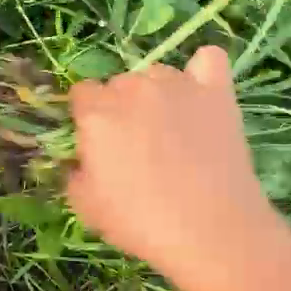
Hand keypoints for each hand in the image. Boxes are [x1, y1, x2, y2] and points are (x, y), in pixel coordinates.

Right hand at [66, 46, 281, 283]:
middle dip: (120, 108)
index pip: (81, 93)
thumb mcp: (86, 207)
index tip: (97, 143)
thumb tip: (79, 159)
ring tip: (170, 130)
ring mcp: (178, 85)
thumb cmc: (140, 222)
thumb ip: (73, 173)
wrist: (211, 231)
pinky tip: (200, 93)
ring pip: (157, 74)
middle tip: (134, 146)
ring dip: (156, 94)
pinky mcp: (217, 92)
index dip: (87, 117)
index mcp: (97, 114)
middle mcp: (134, 89)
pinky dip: (201, 72)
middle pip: (119, 83)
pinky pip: (208, 59)